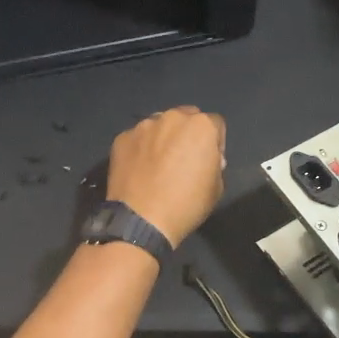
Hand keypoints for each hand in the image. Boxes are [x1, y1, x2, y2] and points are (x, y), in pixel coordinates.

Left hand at [106, 107, 225, 247]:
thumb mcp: (217, 187)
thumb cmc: (186, 205)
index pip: (215, 125)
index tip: (208, 161)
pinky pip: (137, 139)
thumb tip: (205, 159)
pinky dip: (141, 149)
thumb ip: (214, 164)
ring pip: (159, 125)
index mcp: (201, 126)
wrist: (141, 220)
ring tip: (157, 164)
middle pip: (186, 118)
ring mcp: (144, 126)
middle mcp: (172, 118)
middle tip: (183, 159)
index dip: (215, 143)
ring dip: (163, 138)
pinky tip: (139, 170)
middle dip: (188, 134)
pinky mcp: (122, 138)